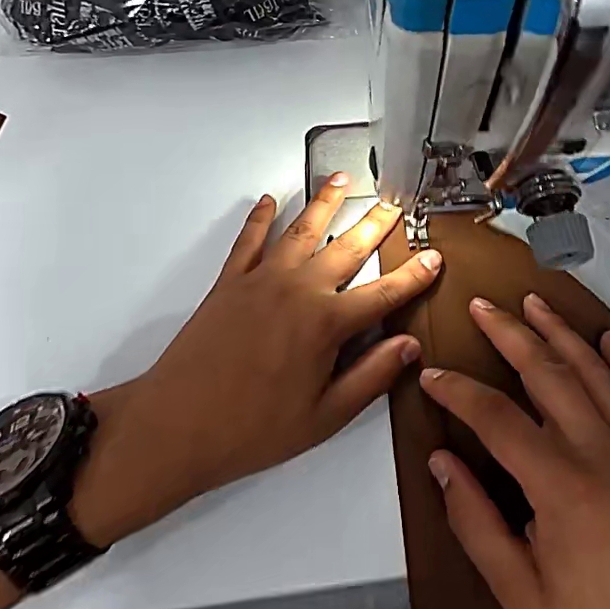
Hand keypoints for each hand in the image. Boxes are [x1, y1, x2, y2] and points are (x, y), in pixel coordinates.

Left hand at [70, 174, 442, 547]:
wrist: (176, 426)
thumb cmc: (250, 429)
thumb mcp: (324, 416)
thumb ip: (371, 377)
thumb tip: (408, 347)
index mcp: (326, 325)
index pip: (384, 293)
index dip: (414, 276)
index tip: (433, 259)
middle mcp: (298, 291)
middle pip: (348, 247)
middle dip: (376, 223)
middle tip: (394, 202)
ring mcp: (262, 280)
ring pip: (302, 230)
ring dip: (324, 202)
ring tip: (341, 179)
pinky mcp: (230, 282)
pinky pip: (250, 240)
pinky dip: (261, 217)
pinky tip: (269, 201)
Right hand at [420, 296, 609, 608]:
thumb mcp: (520, 593)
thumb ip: (475, 522)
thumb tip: (445, 469)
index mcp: (563, 487)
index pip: (495, 416)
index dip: (457, 391)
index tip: (434, 378)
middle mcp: (603, 456)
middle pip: (547, 371)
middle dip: (509, 332)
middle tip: (483, 308)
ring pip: (594, 371)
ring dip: (560, 332)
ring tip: (535, 303)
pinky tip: (608, 341)